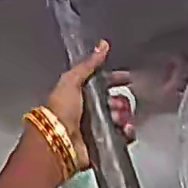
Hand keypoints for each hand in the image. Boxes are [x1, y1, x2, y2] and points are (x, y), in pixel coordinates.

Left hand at [42, 40, 134, 171]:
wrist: (59, 139)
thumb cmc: (62, 107)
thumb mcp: (72, 80)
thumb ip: (88, 64)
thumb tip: (103, 44)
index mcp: (81, 91)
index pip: (103, 82)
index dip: (116, 79)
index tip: (128, 78)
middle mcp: (90, 108)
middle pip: (115, 100)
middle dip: (121, 100)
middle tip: (118, 103)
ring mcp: (98, 126)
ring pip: (122, 117)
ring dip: (124, 115)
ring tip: (118, 117)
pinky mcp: (105, 143)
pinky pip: (124, 136)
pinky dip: (128, 132)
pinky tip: (126, 129)